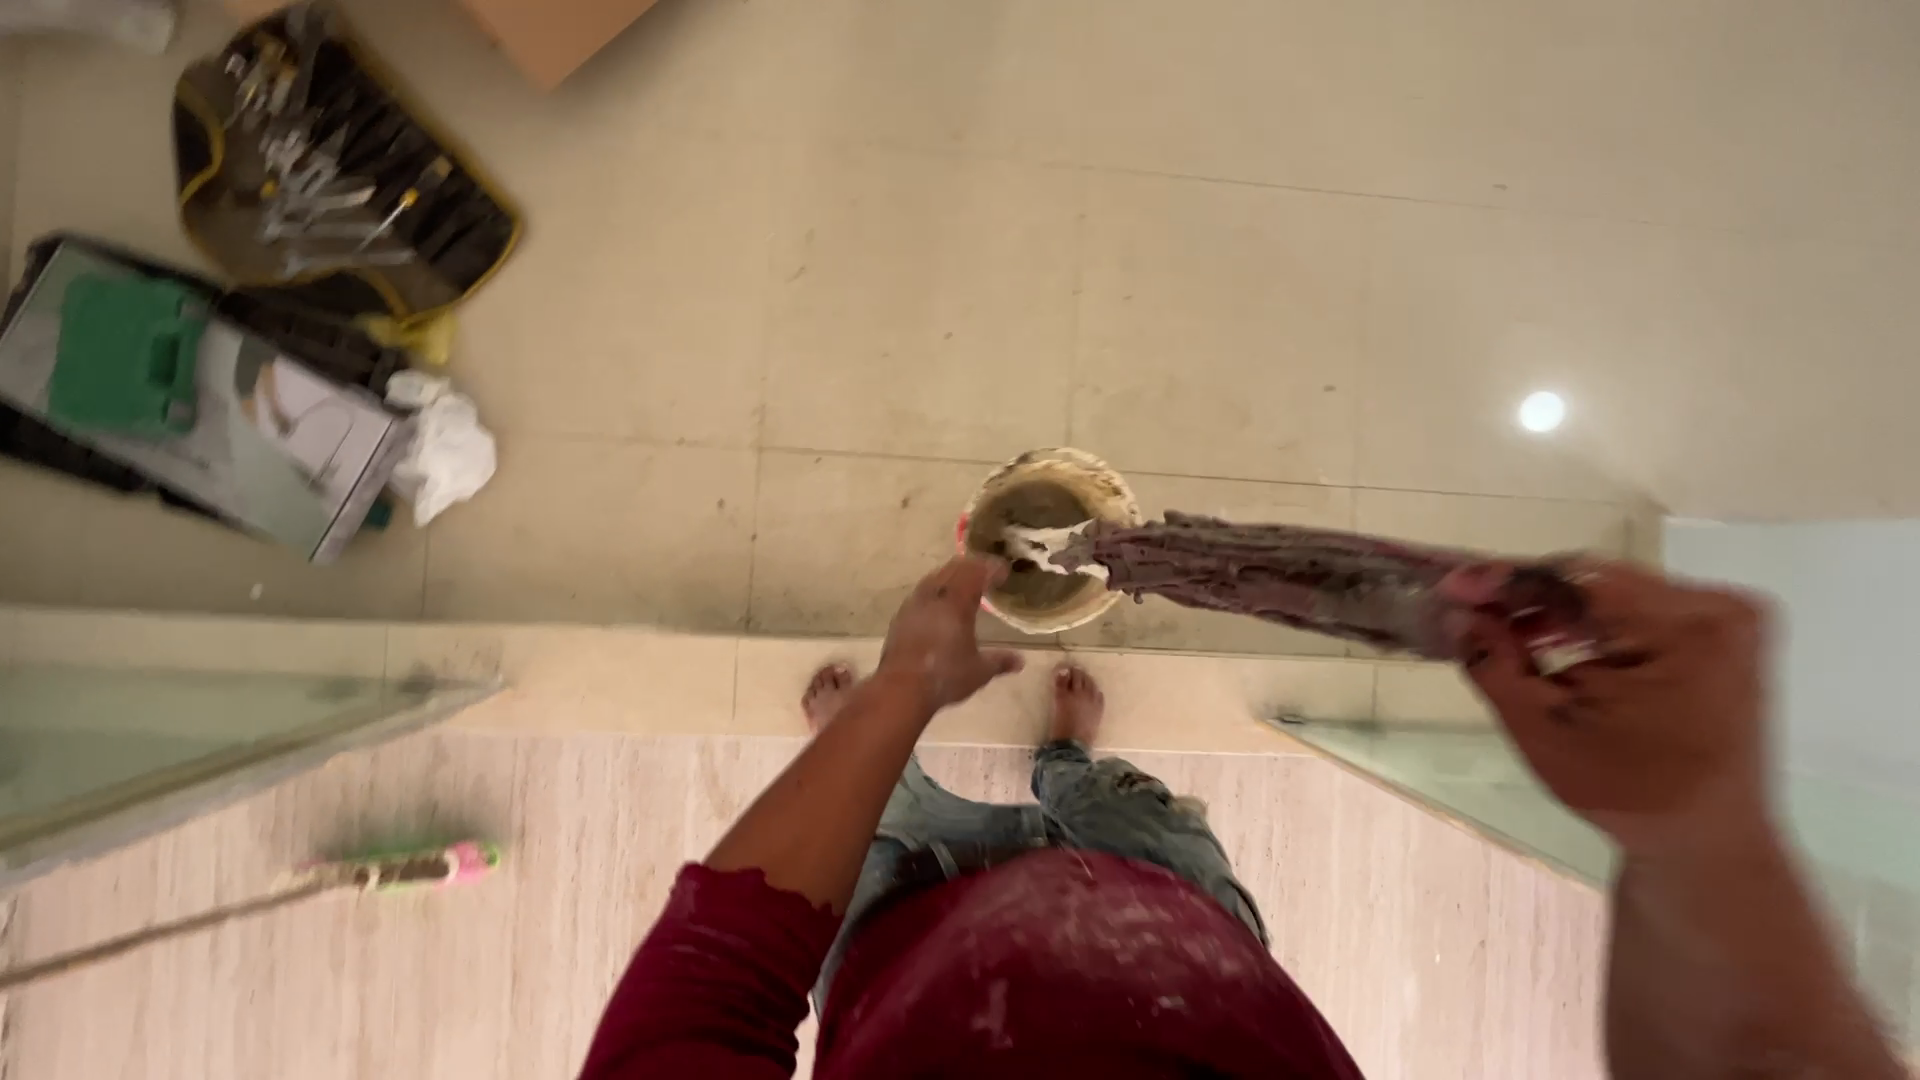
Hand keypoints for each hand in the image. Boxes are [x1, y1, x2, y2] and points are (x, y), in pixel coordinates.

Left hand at [877, 556, 1024, 711]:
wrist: (901, 688)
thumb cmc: (946, 676)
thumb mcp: (979, 671)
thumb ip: (1000, 661)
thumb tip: (1020, 661)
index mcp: (957, 602)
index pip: (977, 573)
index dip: (992, 569)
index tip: (1004, 571)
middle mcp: (934, 597)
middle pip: (954, 569)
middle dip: (972, 566)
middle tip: (986, 572)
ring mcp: (914, 605)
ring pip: (934, 578)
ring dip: (950, 575)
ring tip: (962, 584)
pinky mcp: (900, 617)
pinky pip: (921, 593)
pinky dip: (934, 591)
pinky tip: (937, 605)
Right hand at [1461, 558, 1774, 856]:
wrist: (1706, 838)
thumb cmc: (1627, 790)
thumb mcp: (1541, 727)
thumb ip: (1493, 663)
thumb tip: (1457, 614)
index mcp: (1686, 629)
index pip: (1575, 580)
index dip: (1504, 581)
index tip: (1448, 587)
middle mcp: (1716, 609)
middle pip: (1591, 581)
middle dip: (1522, 596)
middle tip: (1464, 609)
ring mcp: (1719, 620)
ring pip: (1604, 593)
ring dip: (1545, 610)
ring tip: (1494, 631)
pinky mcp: (1711, 635)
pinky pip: (1626, 611)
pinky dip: (1576, 624)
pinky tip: (1539, 642)